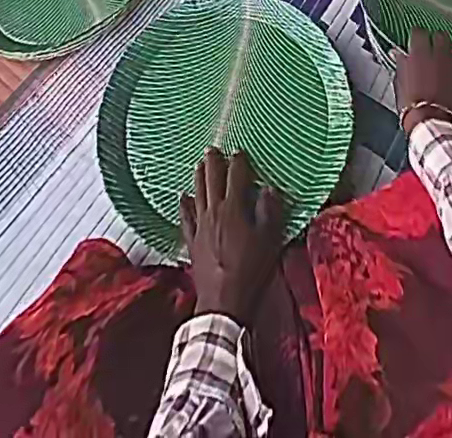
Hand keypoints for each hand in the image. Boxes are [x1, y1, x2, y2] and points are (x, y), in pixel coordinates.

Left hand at [179, 148, 285, 319]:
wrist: (223, 302)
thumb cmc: (250, 271)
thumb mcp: (269, 240)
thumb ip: (269, 211)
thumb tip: (269, 188)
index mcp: (234, 208)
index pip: (236, 176)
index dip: (239, 162)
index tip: (241, 152)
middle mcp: (214, 211)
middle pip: (212, 179)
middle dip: (214, 162)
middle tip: (213, 149)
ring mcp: (200, 225)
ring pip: (198, 192)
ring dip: (199, 176)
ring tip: (199, 164)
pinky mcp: (192, 240)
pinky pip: (186, 216)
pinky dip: (184, 204)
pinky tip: (183, 196)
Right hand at [397, 29, 451, 128]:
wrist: (434, 121)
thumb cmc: (411, 103)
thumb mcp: (401, 82)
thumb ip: (401, 64)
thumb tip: (397, 52)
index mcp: (418, 54)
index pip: (418, 33)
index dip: (418, 35)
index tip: (417, 40)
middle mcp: (438, 53)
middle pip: (440, 36)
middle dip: (437, 40)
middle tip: (434, 48)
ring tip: (450, 58)